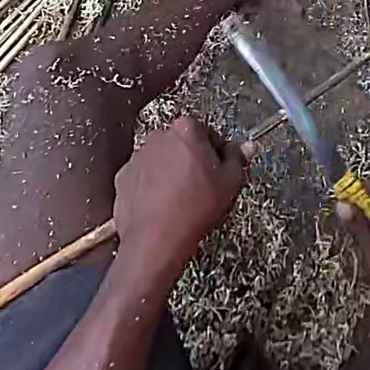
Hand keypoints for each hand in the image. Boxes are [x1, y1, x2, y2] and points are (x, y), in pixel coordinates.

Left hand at [113, 117, 249, 284]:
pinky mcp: (123, 178)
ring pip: (162, 160)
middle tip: (203, 186)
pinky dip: (151, 188)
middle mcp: (159, 136)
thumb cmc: (195, 207)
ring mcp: (137, 157)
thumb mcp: (230, 182)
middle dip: (192, 160)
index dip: (216, 152)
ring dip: (171, 173)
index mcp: (186, 129)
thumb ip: (238, 158)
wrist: (155, 240)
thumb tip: (246, 146)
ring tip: (181, 201)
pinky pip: (143, 178)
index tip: (219, 171)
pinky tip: (162, 207)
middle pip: (182, 144)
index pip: (207, 132)